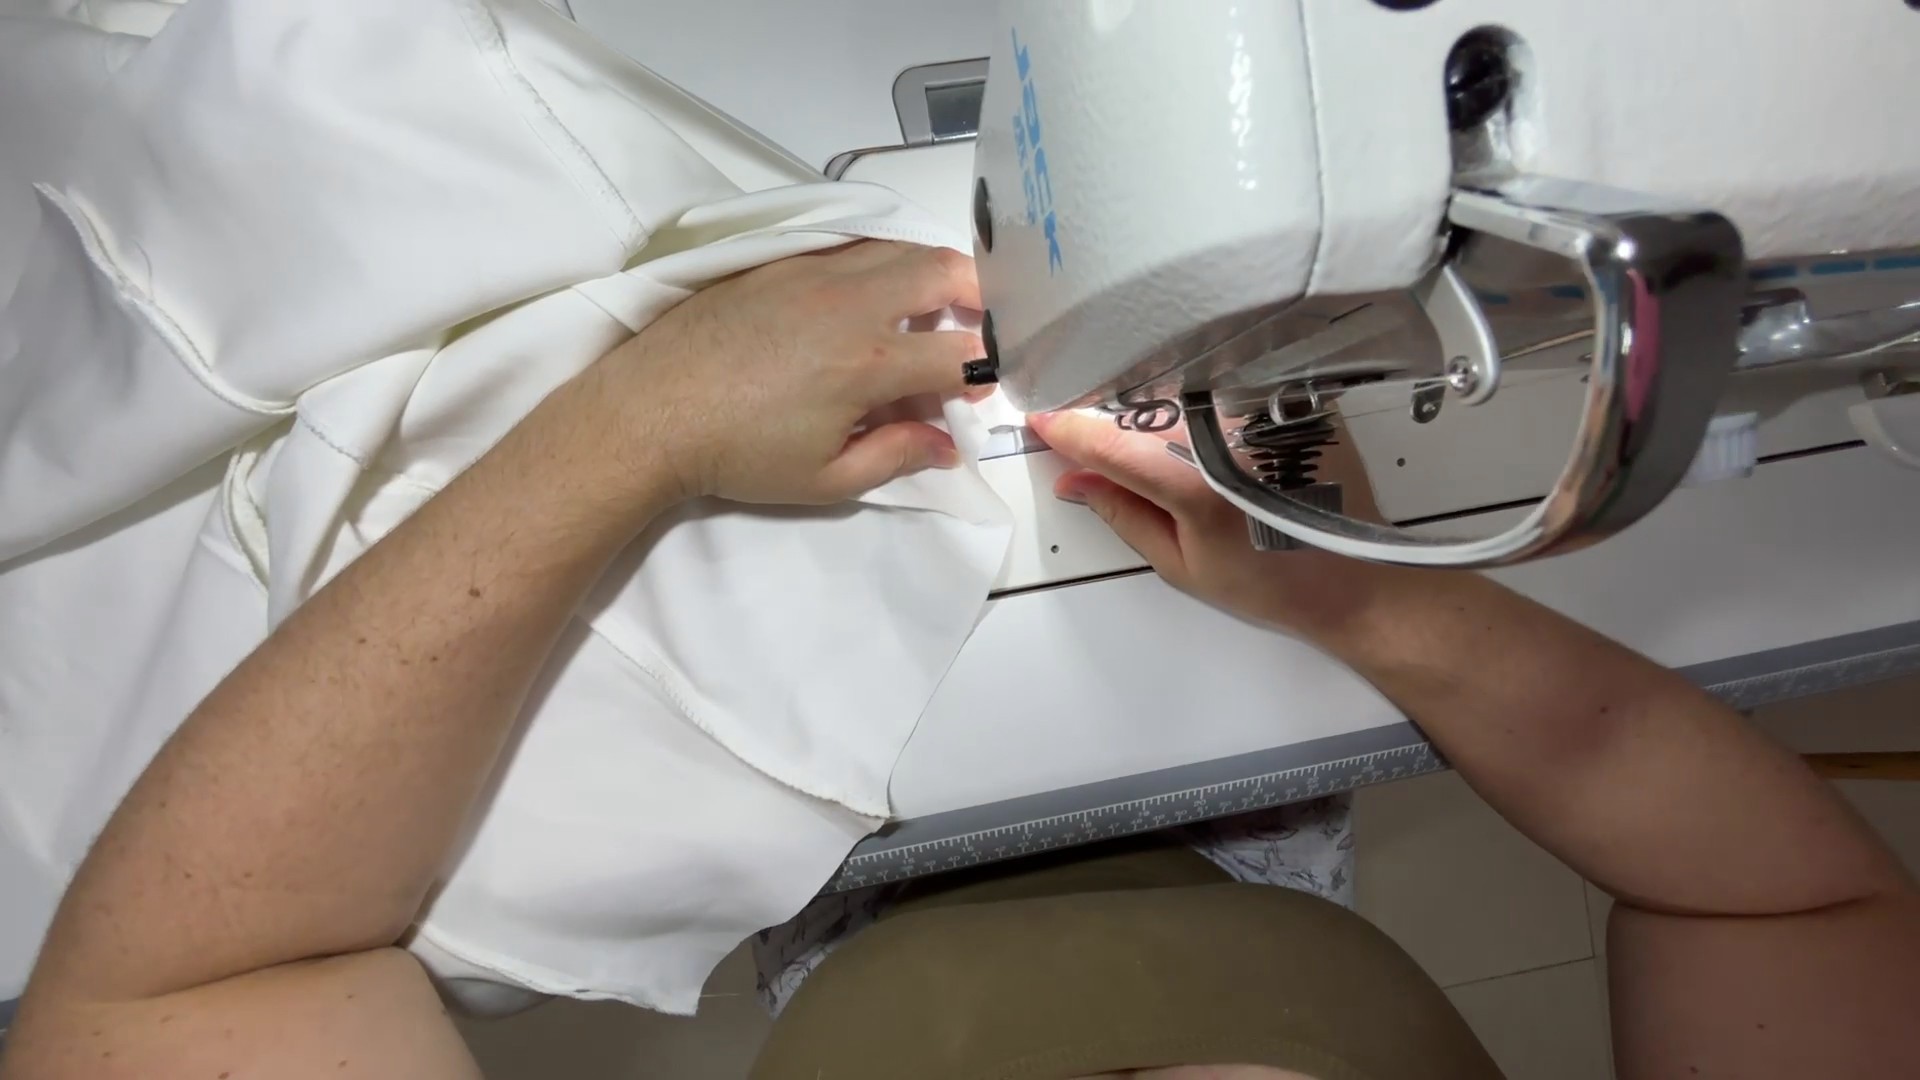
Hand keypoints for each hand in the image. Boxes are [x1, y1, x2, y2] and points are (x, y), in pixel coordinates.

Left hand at [571, 240, 984, 505]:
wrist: (651, 412)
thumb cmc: (741, 455)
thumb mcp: (827, 479)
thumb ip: (897, 457)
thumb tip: (947, 448)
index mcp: (868, 362)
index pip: (957, 353)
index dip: (980, 373)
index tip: (974, 391)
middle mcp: (851, 301)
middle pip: (942, 270)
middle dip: (980, 294)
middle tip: (980, 324)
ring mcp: (814, 271)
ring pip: (900, 245)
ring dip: (933, 271)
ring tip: (933, 307)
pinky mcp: (781, 260)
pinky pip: (853, 244)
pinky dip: (884, 260)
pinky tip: (875, 293)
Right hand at [1028, 410, 1396, 635]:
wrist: (1354, 578)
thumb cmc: (1268, 582)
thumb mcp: (1179, 563)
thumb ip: (1122, 513)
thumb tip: (1076, 482)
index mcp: (1197, 485)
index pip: (1113, 444)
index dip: (1070, 432)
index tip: (1043, 422)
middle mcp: (1231, 437)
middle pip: (1144, 415)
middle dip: (1112, 429)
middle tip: (1097, 452)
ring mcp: (1265, 415)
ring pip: (1182, 401)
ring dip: (1154, 421)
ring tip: (1170, 464)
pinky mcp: (1290, 406)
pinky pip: (1223, 395)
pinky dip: (1198, 413)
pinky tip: (1208, 446)